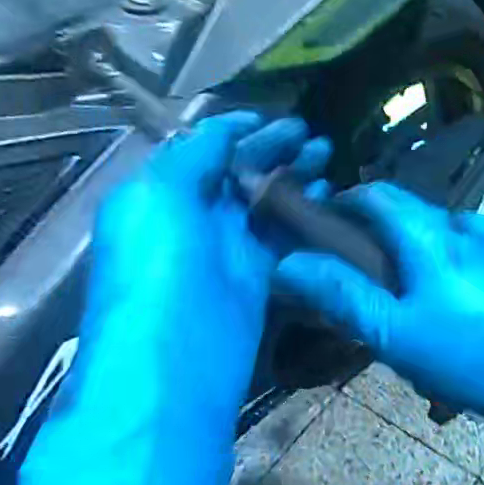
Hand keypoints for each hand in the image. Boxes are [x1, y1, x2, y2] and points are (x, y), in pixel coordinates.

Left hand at [8, 113, 330, 484]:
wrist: (170, 367)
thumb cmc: (155, 271)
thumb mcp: (160, 197)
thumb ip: (193, 158)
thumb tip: (224, 132)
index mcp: (157, 196)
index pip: (201, 151)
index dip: (237, 130)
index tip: (274, 118)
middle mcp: (189, 221)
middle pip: (237, 175)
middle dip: (273, 150)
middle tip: (315, 136)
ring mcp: (222, 254)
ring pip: (262, 205)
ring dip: (293, 179)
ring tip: (328, 155)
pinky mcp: (252, 283)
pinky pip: (278, 240)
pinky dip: (300, 218)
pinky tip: (326, 198)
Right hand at [275, 183, 483, 484]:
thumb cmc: (473, 363)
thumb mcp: (395, 335)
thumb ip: (342, 294)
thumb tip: (290, 263)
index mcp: (433, 238)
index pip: (377, 196)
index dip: (345, 205)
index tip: (325, 229)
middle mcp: (469, 226)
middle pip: (410, 215)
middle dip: (379, 239)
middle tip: (364, 281)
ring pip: (442, 237)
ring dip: (417, 258)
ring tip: (413, 306)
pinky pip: (474, 255)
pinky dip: (451, 271)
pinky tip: (456, 313)